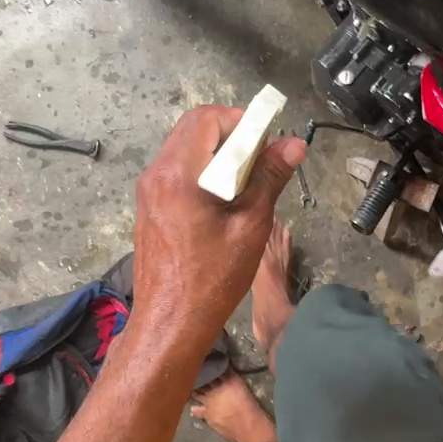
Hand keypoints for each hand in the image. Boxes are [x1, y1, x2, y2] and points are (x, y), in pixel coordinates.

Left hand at [127, 106, 305, 362]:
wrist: (170, 323)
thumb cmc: (213, 278)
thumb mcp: (250, 225)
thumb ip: (269, 178)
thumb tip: (293, 144)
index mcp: (179, 173)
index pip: (207, 118)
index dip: (241, 122)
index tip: (267, 145)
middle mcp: (157, 174)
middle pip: (193, 128)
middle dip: (231, 135)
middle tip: (260, 161)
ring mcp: (149, 190)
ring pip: (185, 148)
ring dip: (218, 154)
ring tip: (246, 184)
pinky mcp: (150, 206)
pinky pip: (178, 170)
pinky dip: (204, 171)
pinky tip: (224, 201)